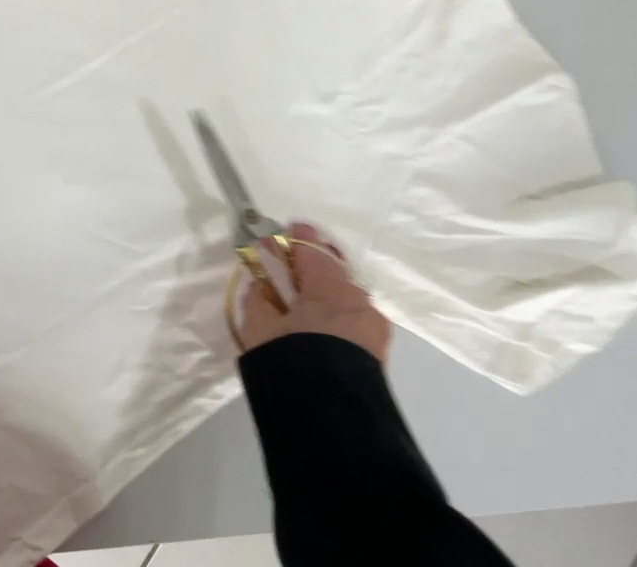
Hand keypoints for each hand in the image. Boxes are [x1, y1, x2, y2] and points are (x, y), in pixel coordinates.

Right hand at [238, 222, 390, 361]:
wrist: (329, 409)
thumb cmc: (290, 355)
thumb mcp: (260, 324)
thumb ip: (260, 300)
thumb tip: (262, 286)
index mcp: (330, 289)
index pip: (313, 252)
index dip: (298, 238)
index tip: (287, 226)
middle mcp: (358, 302)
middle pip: (335, 272)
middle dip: (314, 262)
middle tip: (291, 257)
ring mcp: (372, 327)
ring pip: (345, 296)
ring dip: (324, 288)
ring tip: (301, 293)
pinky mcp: (376, 349)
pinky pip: (351, 316)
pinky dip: (333, 308)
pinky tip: (317, 317)